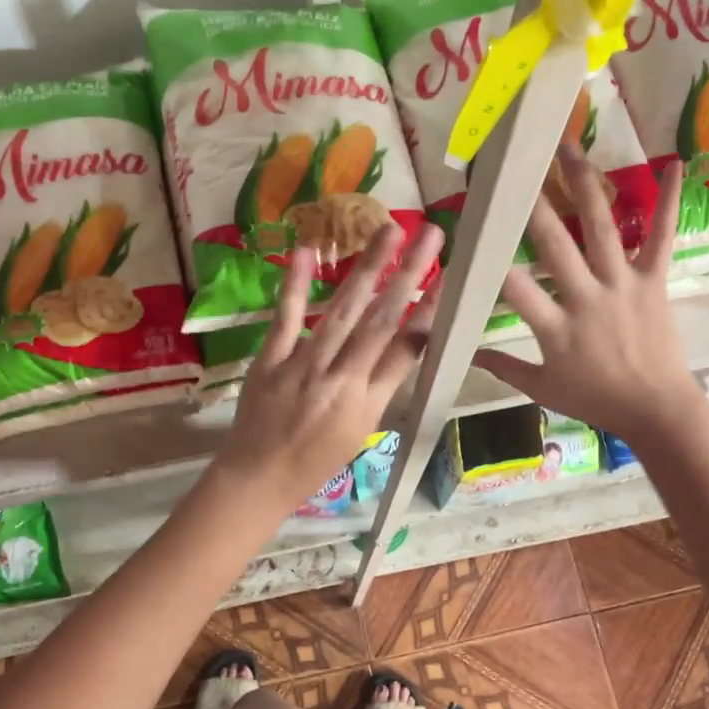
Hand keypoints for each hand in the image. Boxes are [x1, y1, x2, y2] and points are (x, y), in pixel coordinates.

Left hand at [214, 223, 442, 511]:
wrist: (258, 478)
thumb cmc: (315, 460)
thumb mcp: (360, 430)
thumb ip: (382, 384)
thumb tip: (408, 340)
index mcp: (367, 404)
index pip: (405, 350)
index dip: (428, 311)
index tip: (449, 276)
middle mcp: (340, 382)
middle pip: (379, 322)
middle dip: (407, 275)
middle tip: (431, 234)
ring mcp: (302, 369)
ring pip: (341, 312)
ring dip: (367, 269)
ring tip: (390, 231)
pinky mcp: (268, 361)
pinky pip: (285, 319)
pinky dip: (294, 285)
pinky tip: (305, 251)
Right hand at [472, 144, 702, 443]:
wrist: (657, 410)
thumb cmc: (596, 401)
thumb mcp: (542, 389)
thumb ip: (503, 367)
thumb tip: (466, 352)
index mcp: (556, 329)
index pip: (515, 289)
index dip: (490, 260)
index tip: (470, 233)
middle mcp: (588, 298)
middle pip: (556, 244)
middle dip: (532, 205)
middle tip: (514, 168)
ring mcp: (623, 285)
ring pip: (602, 227)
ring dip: (584, 184)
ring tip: (568, 147)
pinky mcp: (654, 281)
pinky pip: (662, 237)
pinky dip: (668, 202)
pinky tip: (675, 165)